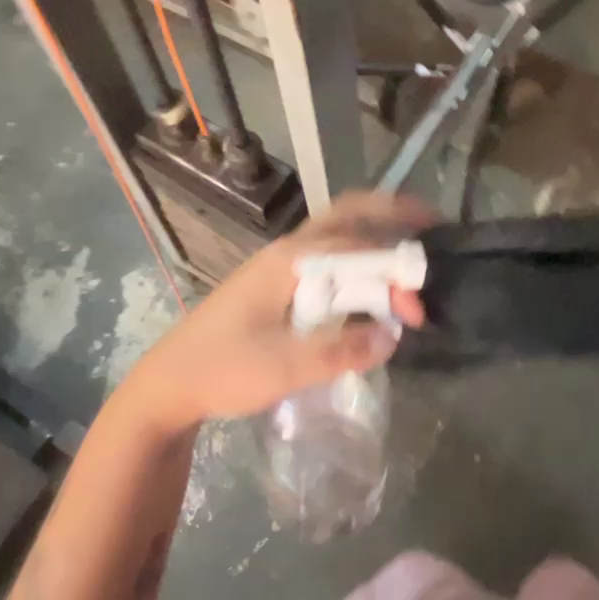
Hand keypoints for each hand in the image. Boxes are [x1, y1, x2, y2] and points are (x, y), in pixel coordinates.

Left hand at [122, 192, 438, 432]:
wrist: (169, 383)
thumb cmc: (223, 368)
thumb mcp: (285, 367)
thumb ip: (341, 351)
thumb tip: (391, 335)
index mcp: (290, 261)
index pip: (356, 247)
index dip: (394, 270)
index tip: (417, 307)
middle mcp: (288, 252)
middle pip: (346, 217)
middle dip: (389, 216)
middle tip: (429, 225)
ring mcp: (279, 267)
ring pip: (336, 236)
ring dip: (373, 240)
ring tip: (407, 256)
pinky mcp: (275, 286)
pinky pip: (326, 260)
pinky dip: (356, 261)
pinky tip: (370, 286)